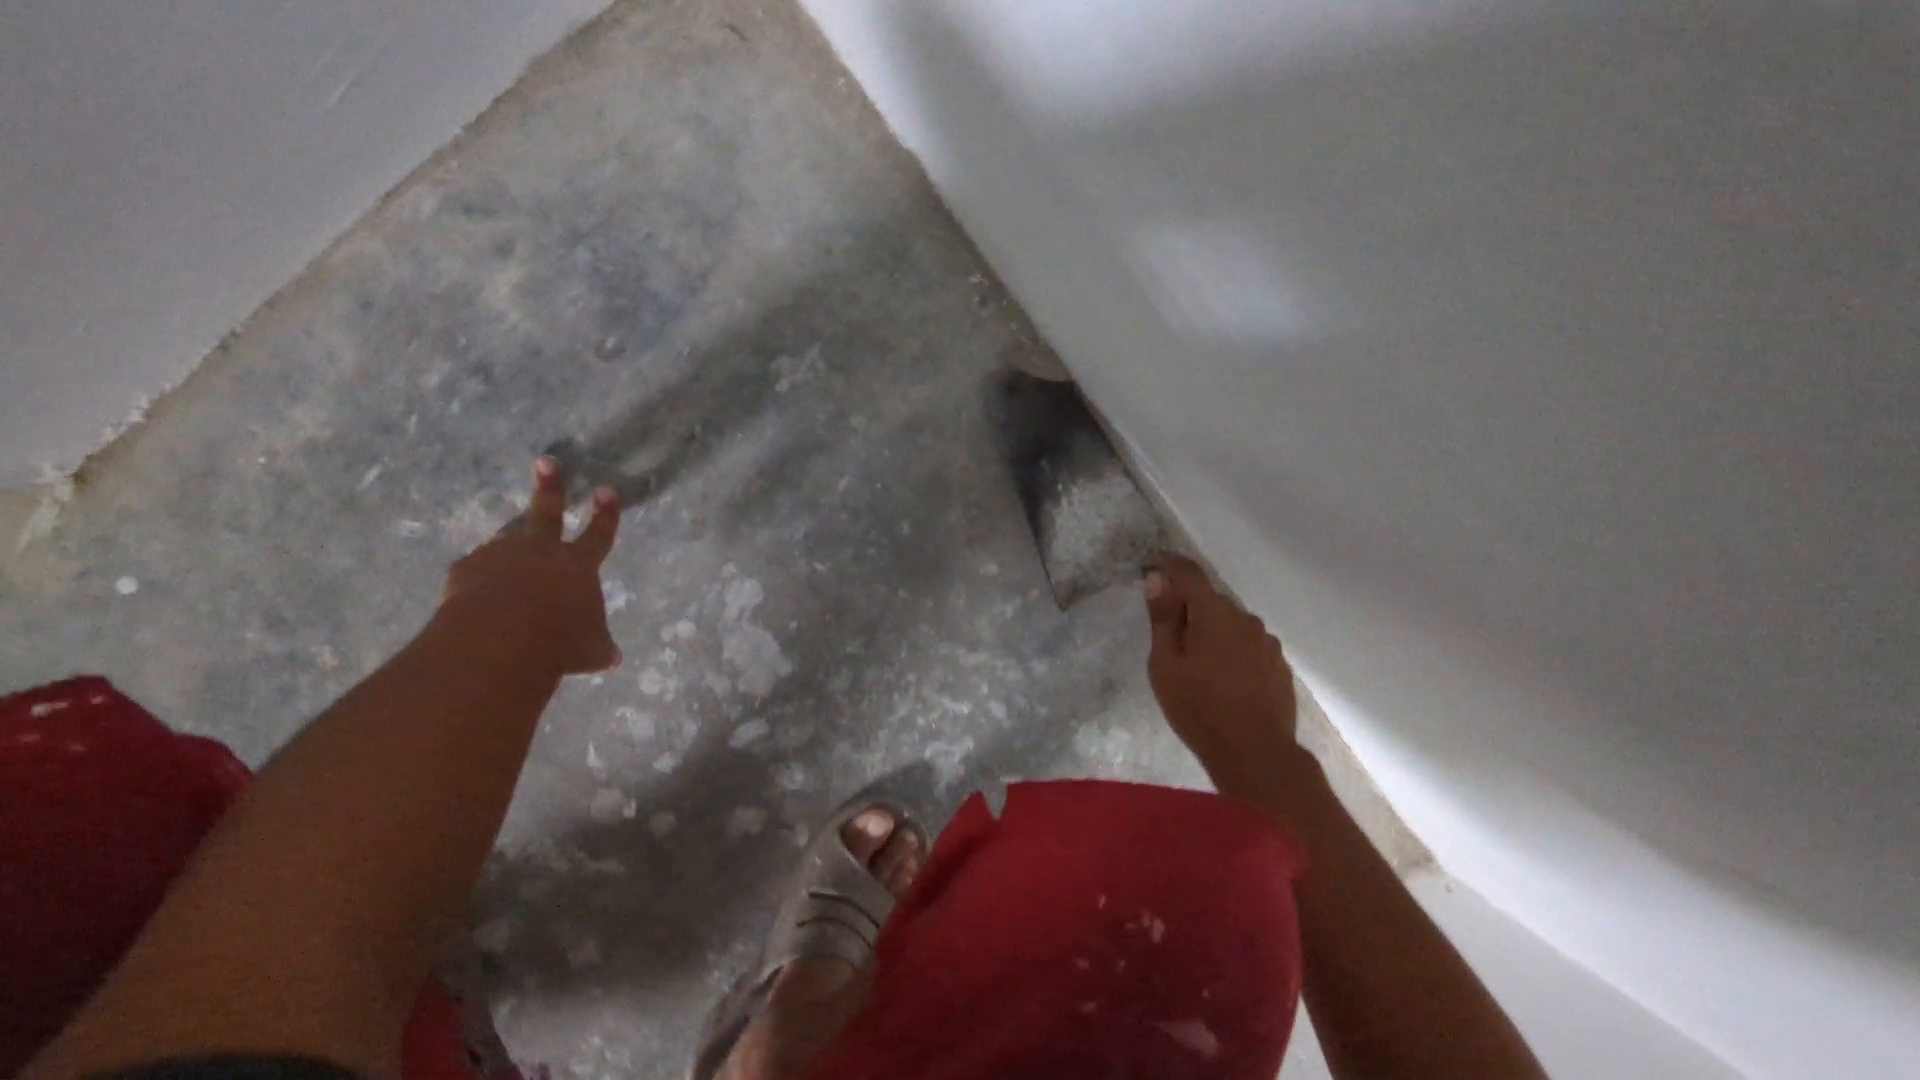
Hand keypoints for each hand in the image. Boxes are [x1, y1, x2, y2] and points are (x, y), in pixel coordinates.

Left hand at [440, 457, 622, 675]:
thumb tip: (612, 657)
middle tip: (546, 462)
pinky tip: (476, 596)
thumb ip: (599, 646)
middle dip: (550, 487)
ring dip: (509, 547)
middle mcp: (541, 552)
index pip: (599, 535)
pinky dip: (479, 580)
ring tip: (506, 555)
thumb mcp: (589, 650)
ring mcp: (501, 556)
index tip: (607, 490)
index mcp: (578, 566)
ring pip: (507, 543)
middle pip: (546, 512)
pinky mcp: (467, 570)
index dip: (605, 514)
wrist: (500, 639)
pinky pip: (475, 571)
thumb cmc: (559, 642)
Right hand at [1144, 553, 1298, 779]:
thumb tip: (1157, 579)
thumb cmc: (1199, 709)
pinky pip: (1249, 648)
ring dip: (1213, 634)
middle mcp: (1245, 618)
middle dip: (1190, 610)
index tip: (1153, 567)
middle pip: (1211, 602)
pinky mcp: (1279, 666)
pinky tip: (1224, 683)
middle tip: (1169, 642)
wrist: (1256, 754)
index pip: (1189, 573)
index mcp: (1213, 613)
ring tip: (1198, 669)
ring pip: (1232, 626)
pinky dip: (1233, 654)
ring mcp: (1267, 643)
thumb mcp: (1165, 665)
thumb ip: (1162, 619)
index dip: (1169, 565)